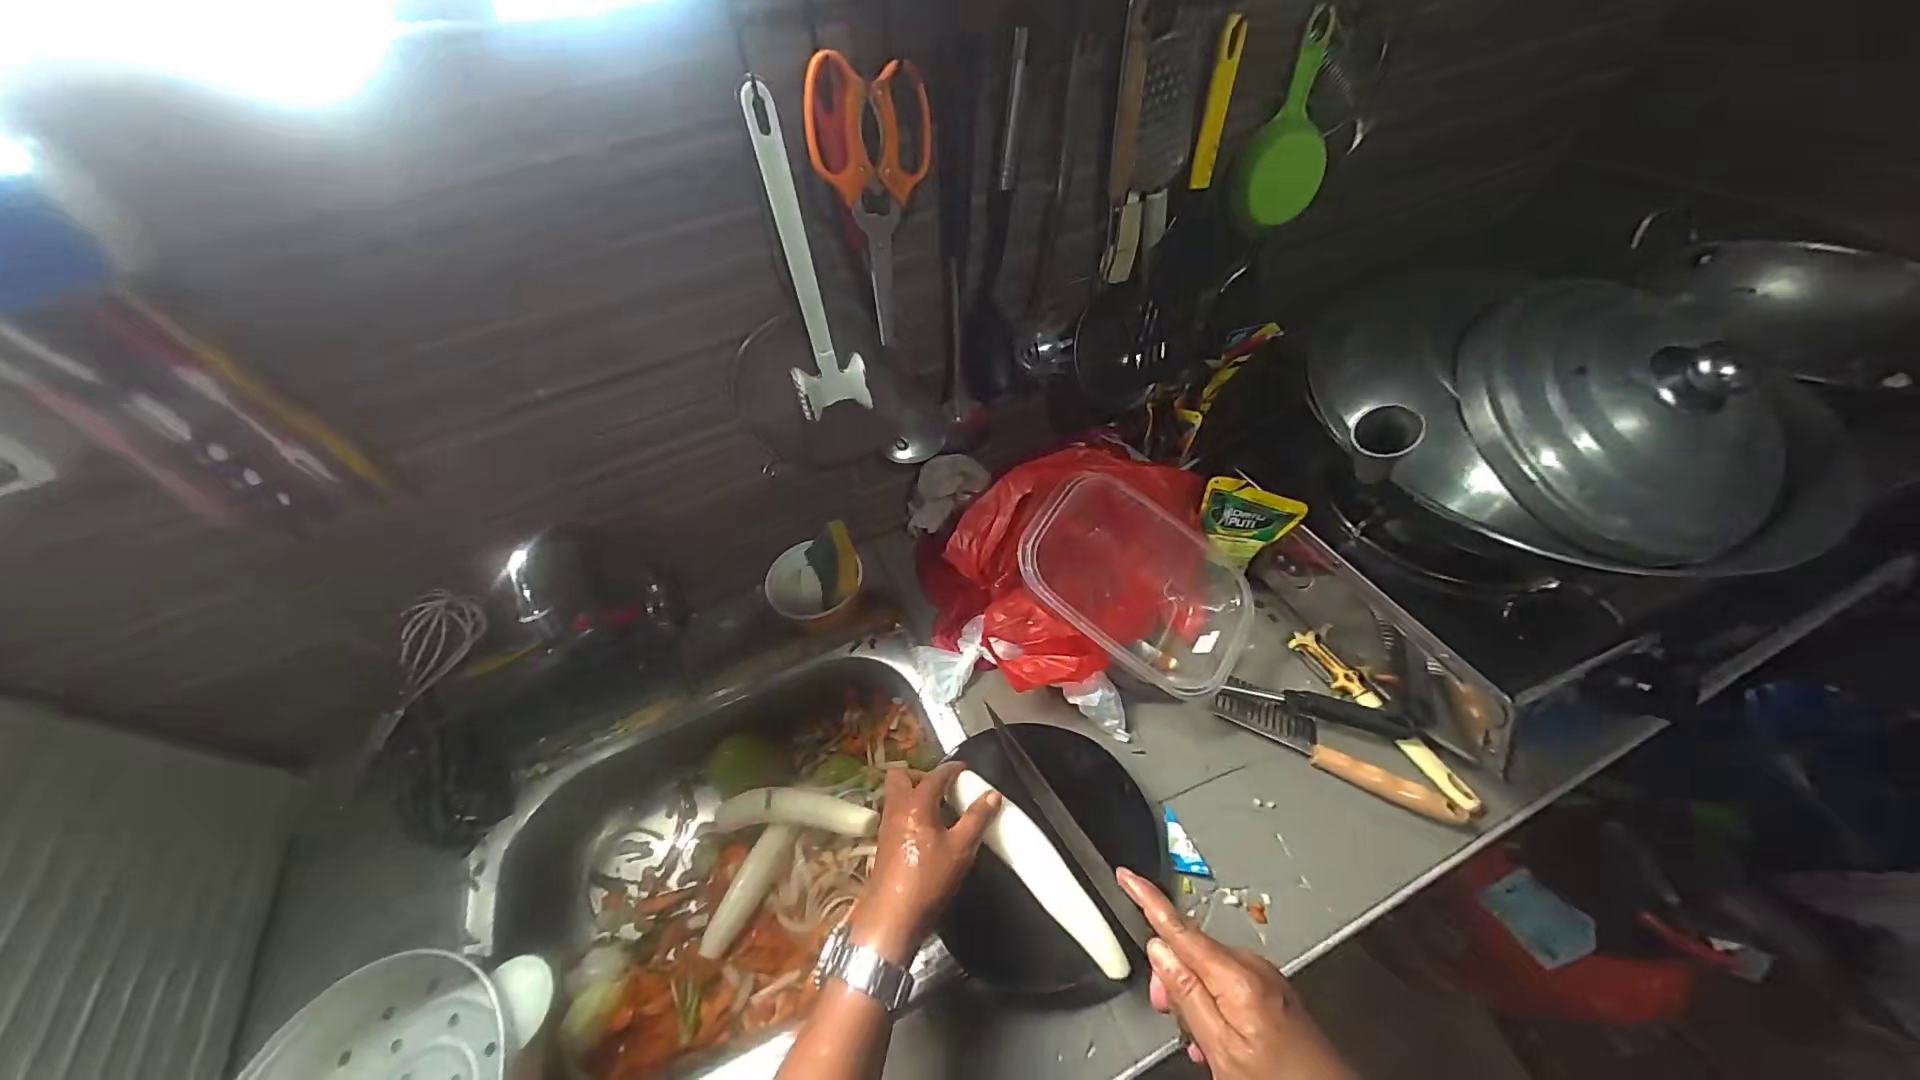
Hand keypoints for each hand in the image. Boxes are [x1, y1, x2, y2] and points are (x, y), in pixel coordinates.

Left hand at [848, 762, 1001, 963]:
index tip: (965, 770)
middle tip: (944, 789)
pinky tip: (929, 831)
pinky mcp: (884, 841)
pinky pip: (896, 812)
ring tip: (940, 809)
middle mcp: (897, 807)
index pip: (936, 775)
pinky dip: (910, 811)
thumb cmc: (927, 880)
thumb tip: (992, 795)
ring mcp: (886, 824)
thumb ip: (977, 819)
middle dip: (923, 775)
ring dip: (915, 793)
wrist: (891, 918)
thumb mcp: (960, 849)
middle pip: (902, 776)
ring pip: (897, 794)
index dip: (953, 769)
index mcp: (916, 803)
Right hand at [1118, 867, 1357, 1079]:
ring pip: (1206, 966)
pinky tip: (1217, 1033)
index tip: (1127, 875)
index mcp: (1236, 977)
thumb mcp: (1221, 1049)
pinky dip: (1212, 998)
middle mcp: (1251, 966)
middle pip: (1189, 948)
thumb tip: (1159, 949)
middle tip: (1167, 1012)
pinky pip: (1226, 979)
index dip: (1147, 898)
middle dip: (1170, 974)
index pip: (1179, 926)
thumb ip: (1186, 994)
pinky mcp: (1272, 988)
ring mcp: (1264, 975)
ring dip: (1191, 992)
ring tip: (1198, 1037)